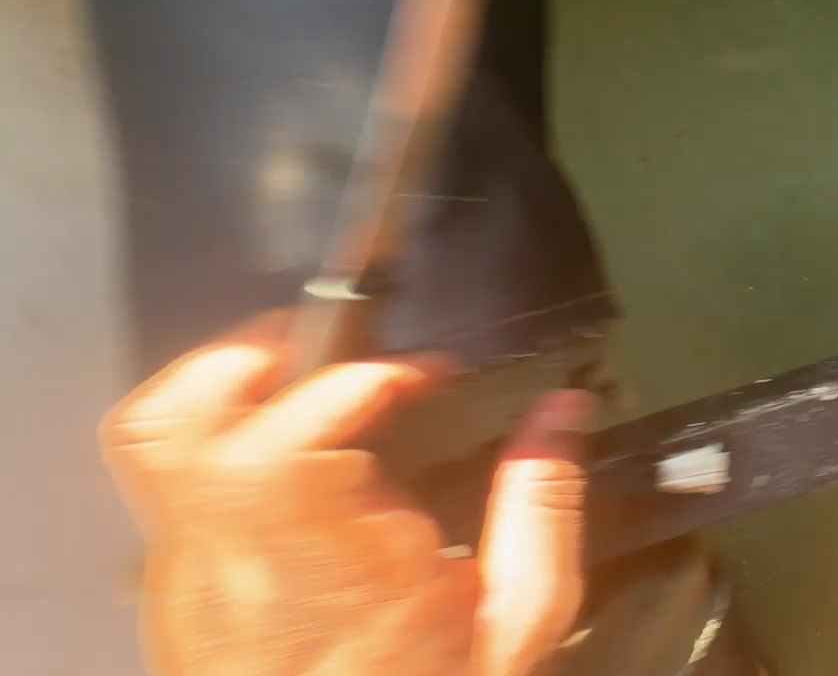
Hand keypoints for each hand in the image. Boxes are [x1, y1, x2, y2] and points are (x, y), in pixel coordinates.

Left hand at [99, 313, 592, 675]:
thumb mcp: (524, 611)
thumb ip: (545, 501)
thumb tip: (564, 409)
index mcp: (325, 575)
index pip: (279, 451)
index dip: (354, 382)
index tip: (427, 375)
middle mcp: (235, 566)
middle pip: (181, 424)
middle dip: (268, 350)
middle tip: (355, 341)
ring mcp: (193, 571)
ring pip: (159, 437)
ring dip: (244, 376)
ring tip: (330, 365)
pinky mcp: (186, 576)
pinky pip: (185, 468)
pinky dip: (244, 417)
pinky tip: (318, 429)